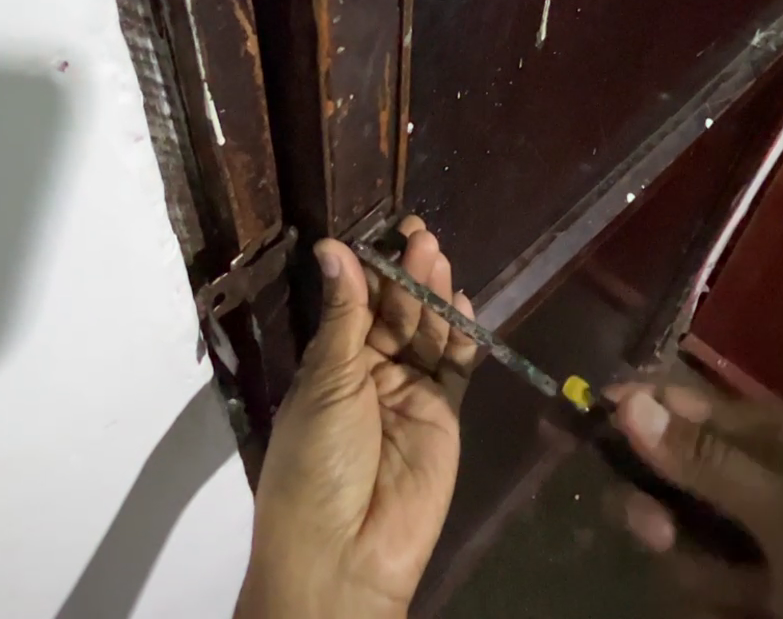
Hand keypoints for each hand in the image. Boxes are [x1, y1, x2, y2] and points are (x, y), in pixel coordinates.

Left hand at [236, 217, 477, 618]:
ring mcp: (409, 392)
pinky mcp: (443, 415)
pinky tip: (464, 304)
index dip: (371, 268)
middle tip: (420, 237)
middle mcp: (370, 371)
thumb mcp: (326, 379)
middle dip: (407, 276)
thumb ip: (344, 314)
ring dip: (433, 297)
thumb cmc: (318, 456)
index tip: (385, 231)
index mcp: (331, 361)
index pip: (356, 303)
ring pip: (426, 333)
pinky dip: (461, 338)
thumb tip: (331, 247)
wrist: (345, 550)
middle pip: (395, 313)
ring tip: (438, 258)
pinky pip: (454, 368)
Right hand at [608, 378, 782, 618]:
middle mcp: (760, 482)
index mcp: (776, 441)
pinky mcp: (758, 599)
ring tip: (727, 597)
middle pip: (670, 468)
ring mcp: (760, 544)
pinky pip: (701, 585)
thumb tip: (625, 400)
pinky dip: (704, 598)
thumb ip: (707, 463)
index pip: (683, 402)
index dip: (636, 406)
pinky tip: (733, 614)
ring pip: (679, 531)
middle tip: (653, 530)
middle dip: (654, 499)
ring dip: (680, 558)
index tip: (589, 419)